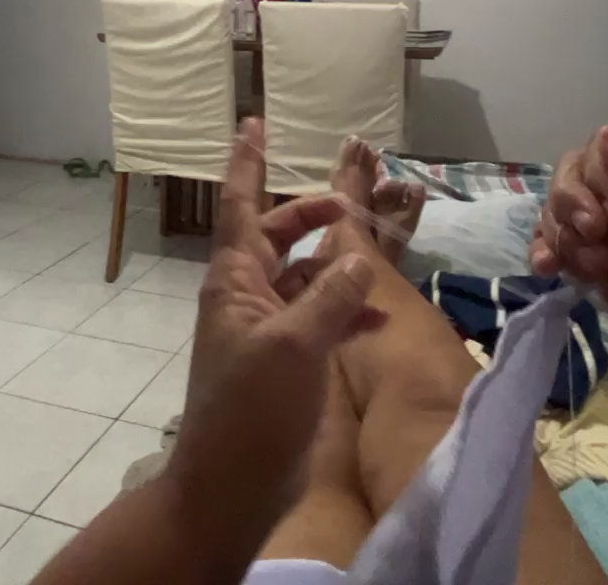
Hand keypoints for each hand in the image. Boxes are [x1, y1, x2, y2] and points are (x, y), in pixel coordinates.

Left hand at [165, 119, 380, 547]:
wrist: (230, 485)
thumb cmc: (251, 407)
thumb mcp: (294, 345)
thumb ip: (329, 297)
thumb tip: (353, 257)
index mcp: (235, 278)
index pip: (240, 205)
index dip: (246, 162)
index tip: (253, 122)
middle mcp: (247, 293)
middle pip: (278, 235)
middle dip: (309, 216)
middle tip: (347, 206)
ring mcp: (267, 326)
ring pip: (303, 276)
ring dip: (335, 268)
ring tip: (376, 263)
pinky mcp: (286, 357)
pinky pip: (317, 316)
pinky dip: (344, 311)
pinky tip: (377, 315)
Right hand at [531, 125, 607, 422]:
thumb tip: (606, 131)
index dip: (601, 171)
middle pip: (580, 173)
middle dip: (573, 199)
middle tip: (594, 235)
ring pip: (565, 209)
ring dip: (560, 228)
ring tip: (586, 266)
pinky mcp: (606, 278)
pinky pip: (561, 249)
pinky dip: (546, 251)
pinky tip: (546, 269)